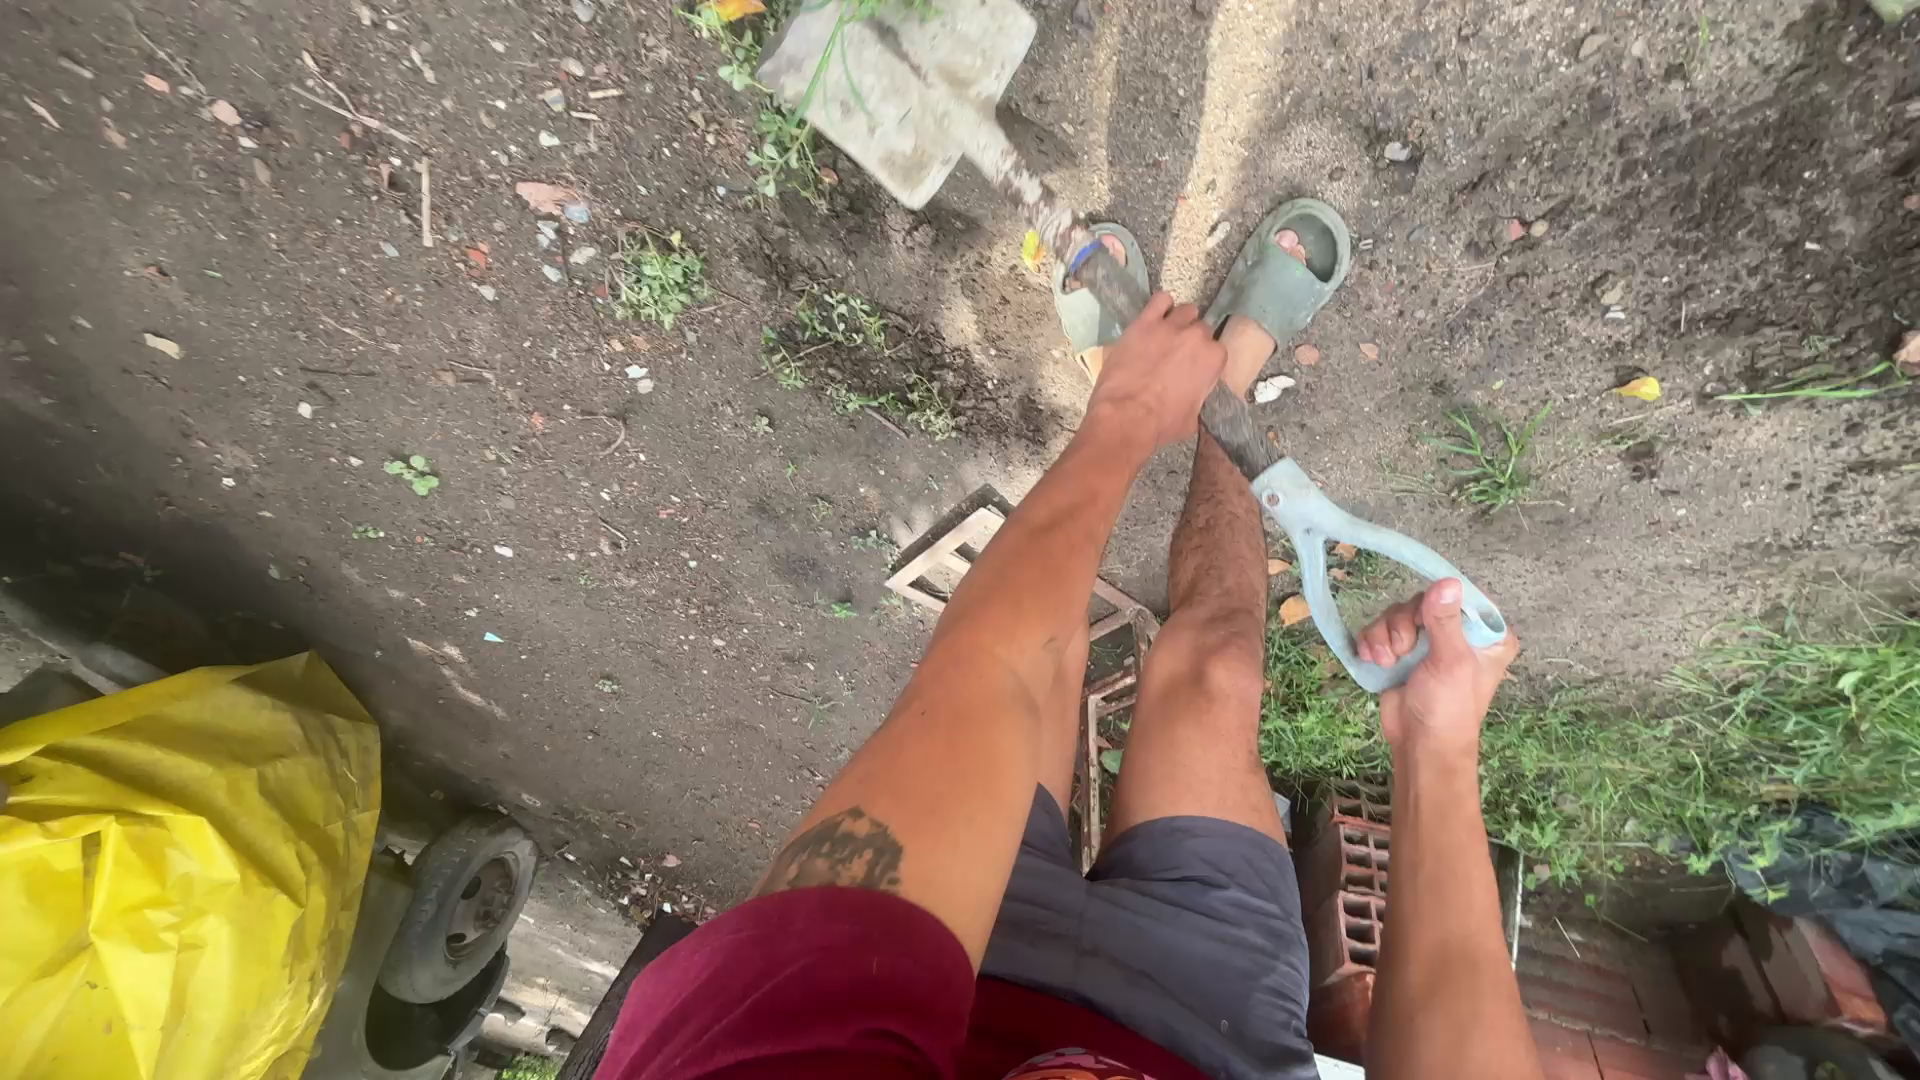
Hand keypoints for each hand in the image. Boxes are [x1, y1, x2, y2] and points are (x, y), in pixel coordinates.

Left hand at [1084, 291, 1225, 452]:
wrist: (1126, 417)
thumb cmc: (1161, 424)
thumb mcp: (1192, 418)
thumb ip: (1199, 397)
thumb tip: (1194, 396)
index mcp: (1213, 359)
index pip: (1216, 350)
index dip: (1203, 360)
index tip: (1192, 369)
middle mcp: (1196, 337)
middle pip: (1200, 329)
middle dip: (1191, 342)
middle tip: (1175, 356)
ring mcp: (1170, 327)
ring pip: (1185, 311)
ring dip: (1180, 321)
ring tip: (1167, 335)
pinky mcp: (1144, 323)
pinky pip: (1160, 300)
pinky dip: (1161, 306)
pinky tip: (1155, 317)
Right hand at [1356, 579, 1517, 758]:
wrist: (1419, 742)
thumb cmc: (1448, 707)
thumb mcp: (1450, 661)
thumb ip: (1444, 621)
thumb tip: (1446, 581)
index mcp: (1485, 635)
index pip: (1460, 597)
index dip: (1436, 601)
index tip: (1422, 619)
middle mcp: (1457, 633)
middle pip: (1420, 604)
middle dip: (1402, 625)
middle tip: (1401, 649)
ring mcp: (1426, 643)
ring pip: (1395, 616)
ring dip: (1383, 636)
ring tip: (1386, 660)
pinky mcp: (1400, 652)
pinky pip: (1379, 630)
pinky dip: (1371, 642)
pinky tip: (1374, 659)